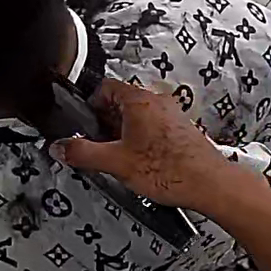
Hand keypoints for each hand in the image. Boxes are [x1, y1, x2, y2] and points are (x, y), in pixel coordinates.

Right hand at [50, 79, 252, 211]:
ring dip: (124, 133)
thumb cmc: (172, 169)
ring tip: (119, 157)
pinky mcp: (181, 132)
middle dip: (105, 122)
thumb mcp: (115, 162)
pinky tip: (142, 164)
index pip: (105, 87)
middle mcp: (158, 103)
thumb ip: (83, 153)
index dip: (89, 104)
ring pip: (139, 117)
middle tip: (97, 143)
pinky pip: (155, 129)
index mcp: (140, 101)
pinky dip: (143, 141)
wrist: (208, 183)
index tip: (83, 122)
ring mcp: (172, 116)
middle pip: (121, 102)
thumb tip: (61, 148)